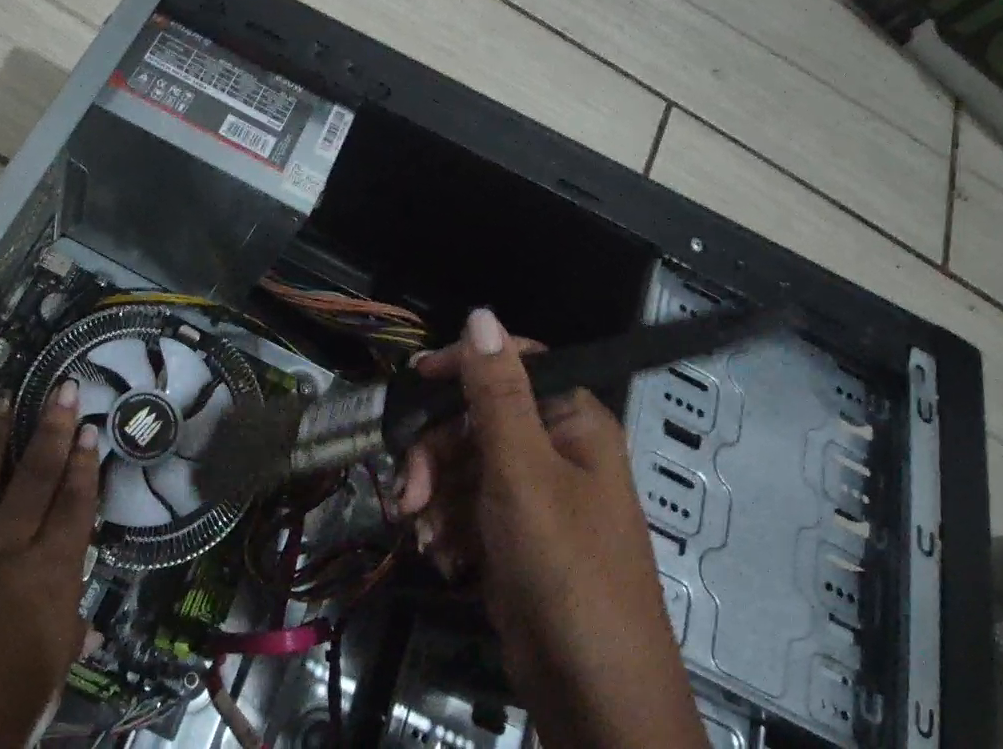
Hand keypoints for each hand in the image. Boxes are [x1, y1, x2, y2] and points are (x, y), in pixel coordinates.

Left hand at [0, 382, 99, 748]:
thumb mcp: (41, 692)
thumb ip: (62, 647)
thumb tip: (88, 629)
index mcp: (45, 578)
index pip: (73, 511)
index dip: (83, 468)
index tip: (89, 431)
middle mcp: (1, 546)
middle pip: (32, 478)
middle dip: (50, 430)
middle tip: (61, 388)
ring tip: (1, 400)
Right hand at [397, 310, 707, 748]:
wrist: (593, 689)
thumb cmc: (563, 568)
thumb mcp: (521, 471)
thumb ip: (495, 392)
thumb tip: (480, 314)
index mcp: (572, 423)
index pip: (511, 365)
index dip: (459, 367)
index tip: (411, 384)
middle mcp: (555, 452)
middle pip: (474, 420)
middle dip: (435, 455)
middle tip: (410, 493)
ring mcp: (533, 499)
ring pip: (462, 467)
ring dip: (435, 497)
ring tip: (424, 536)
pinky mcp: (514, 539)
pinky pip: (467, 510)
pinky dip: (448, 529)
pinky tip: (442, 557)